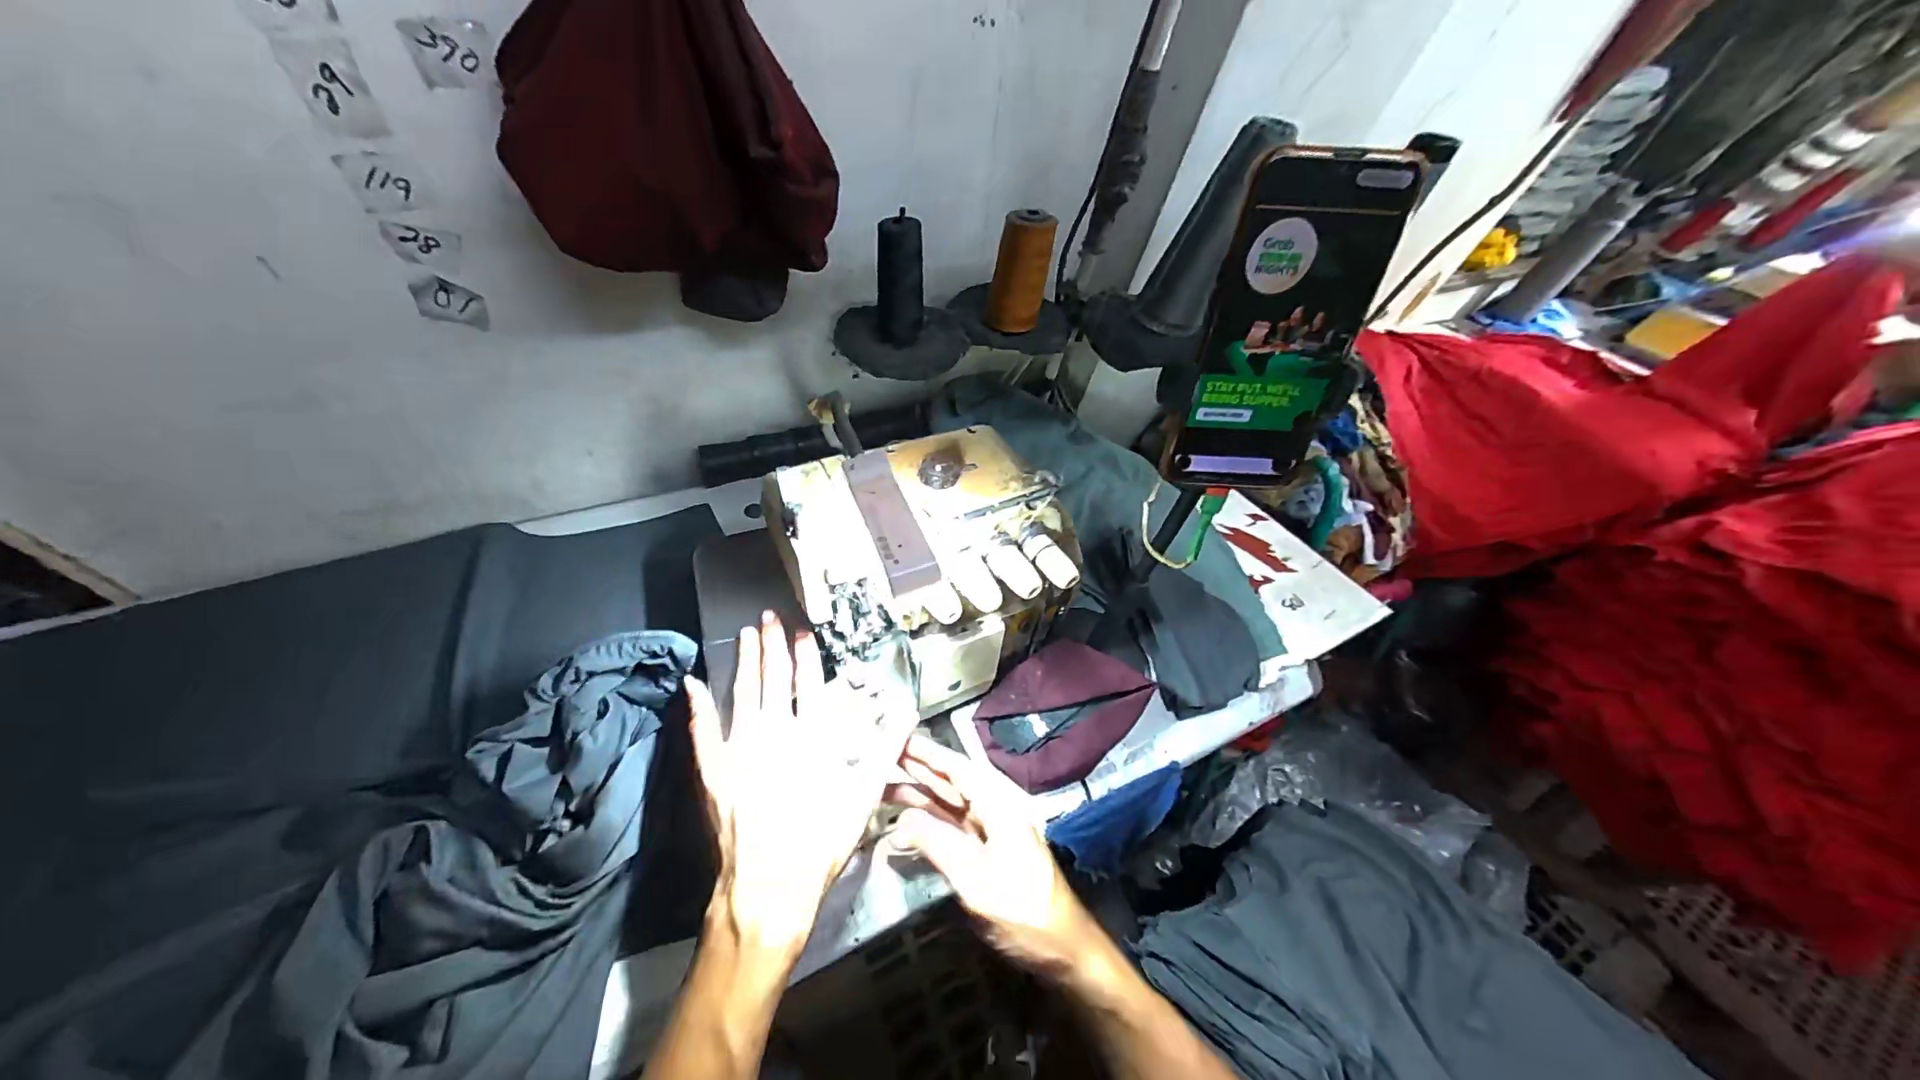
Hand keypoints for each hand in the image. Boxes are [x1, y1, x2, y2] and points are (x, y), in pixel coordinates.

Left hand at [685, 612, 917, 960]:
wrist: (771, 885)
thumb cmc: (822, 841)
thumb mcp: (864, 795)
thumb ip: (884, 749)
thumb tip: (905, 711)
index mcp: (811, 736)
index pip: (808, 683)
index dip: (806, 655)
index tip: (802, 631)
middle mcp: (774, 732)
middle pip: (773, 679)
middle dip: (772, 645)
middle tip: (769, 617)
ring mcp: (739, 748)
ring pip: (742, 693)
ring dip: (744, 662)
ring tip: (744, 635)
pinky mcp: (713, 770)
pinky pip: (703, 730)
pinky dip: (698, 705)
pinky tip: (692, 683)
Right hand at [884, 734, 1100, 980]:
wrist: (1061, 947)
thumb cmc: (1022, 909)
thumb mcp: (975, 877)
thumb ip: (937, 842)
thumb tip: (902, 819)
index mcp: (999, 805)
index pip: (958, 768)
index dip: (928, 753)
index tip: (899, 738)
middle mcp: (995, 810)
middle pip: (951, 781)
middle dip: (918, 767)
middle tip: (881, 754)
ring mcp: (990, 831)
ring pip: (948, 802)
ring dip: (918, 792)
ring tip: (882, 783)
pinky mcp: (985, 852)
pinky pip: (950, 825)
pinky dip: (927, 819)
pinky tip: (904, 818)